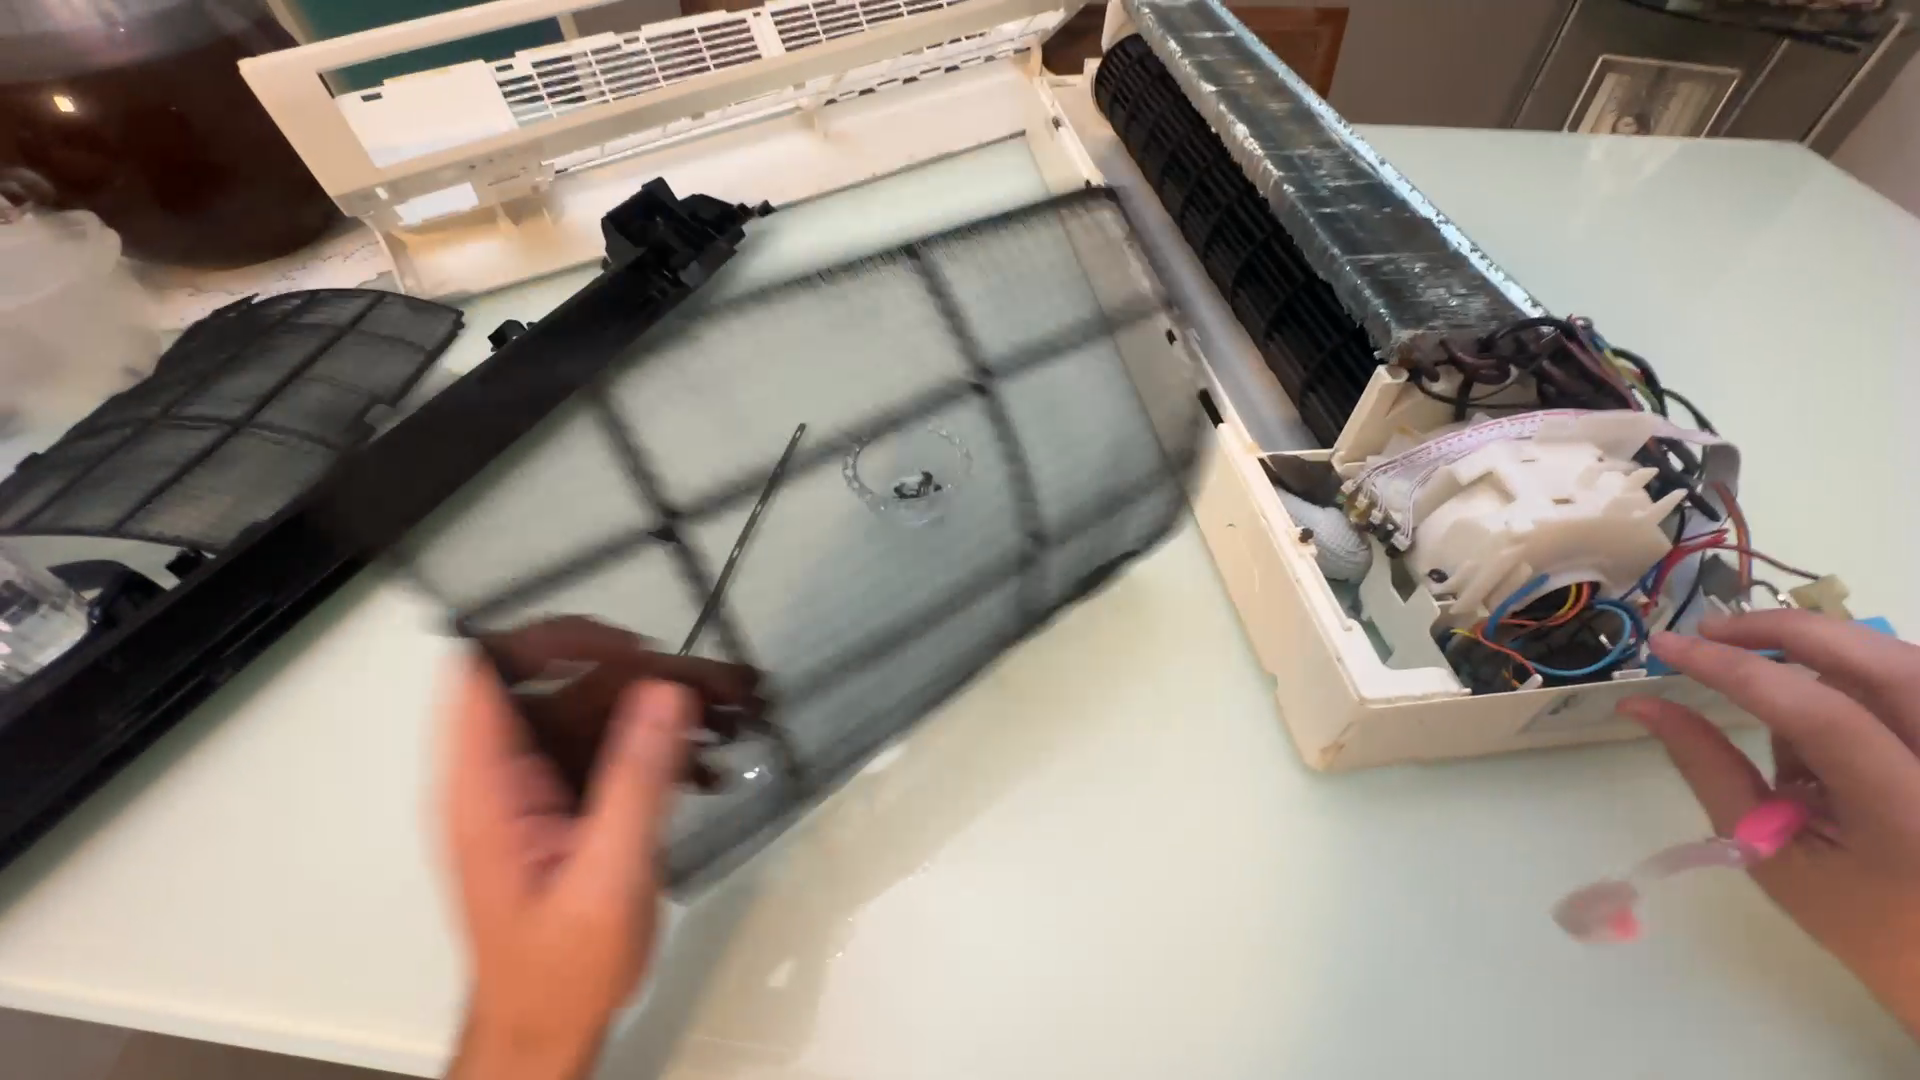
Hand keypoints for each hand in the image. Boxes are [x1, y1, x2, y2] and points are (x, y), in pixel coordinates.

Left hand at [441, 655, 693, 1079]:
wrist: (548, 1027)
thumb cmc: (560, 968)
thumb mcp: (607, 875)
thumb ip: (636, 781)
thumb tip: (664, 694)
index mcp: (485, 786)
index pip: (488, 673)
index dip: (547, 640)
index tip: (624, 643)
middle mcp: (504, 775)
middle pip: (557, 686)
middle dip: (632, 674)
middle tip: (699, 683)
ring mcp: (538, 788)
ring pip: (593, 713)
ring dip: (658, 707)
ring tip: (725, 711)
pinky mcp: (569, 803)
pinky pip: (612, 748)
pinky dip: (660, 744)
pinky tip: (708, 761)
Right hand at [1619, 611, 1919, 1030]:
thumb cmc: (1865, 919)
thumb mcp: (1770, 854)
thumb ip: (1709, 769)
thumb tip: (1640, 703)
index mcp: (1911, 815)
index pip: (1818, 713)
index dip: (1733, 668)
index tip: (1665, 646)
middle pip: (1884, 662)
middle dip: (1788, 631)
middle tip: (1713, 632)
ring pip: (1897, 665)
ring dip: (1822, 667)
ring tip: (1783, 722)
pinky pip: (1908, 685)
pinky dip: (1858, 687)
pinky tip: (1835, 728)